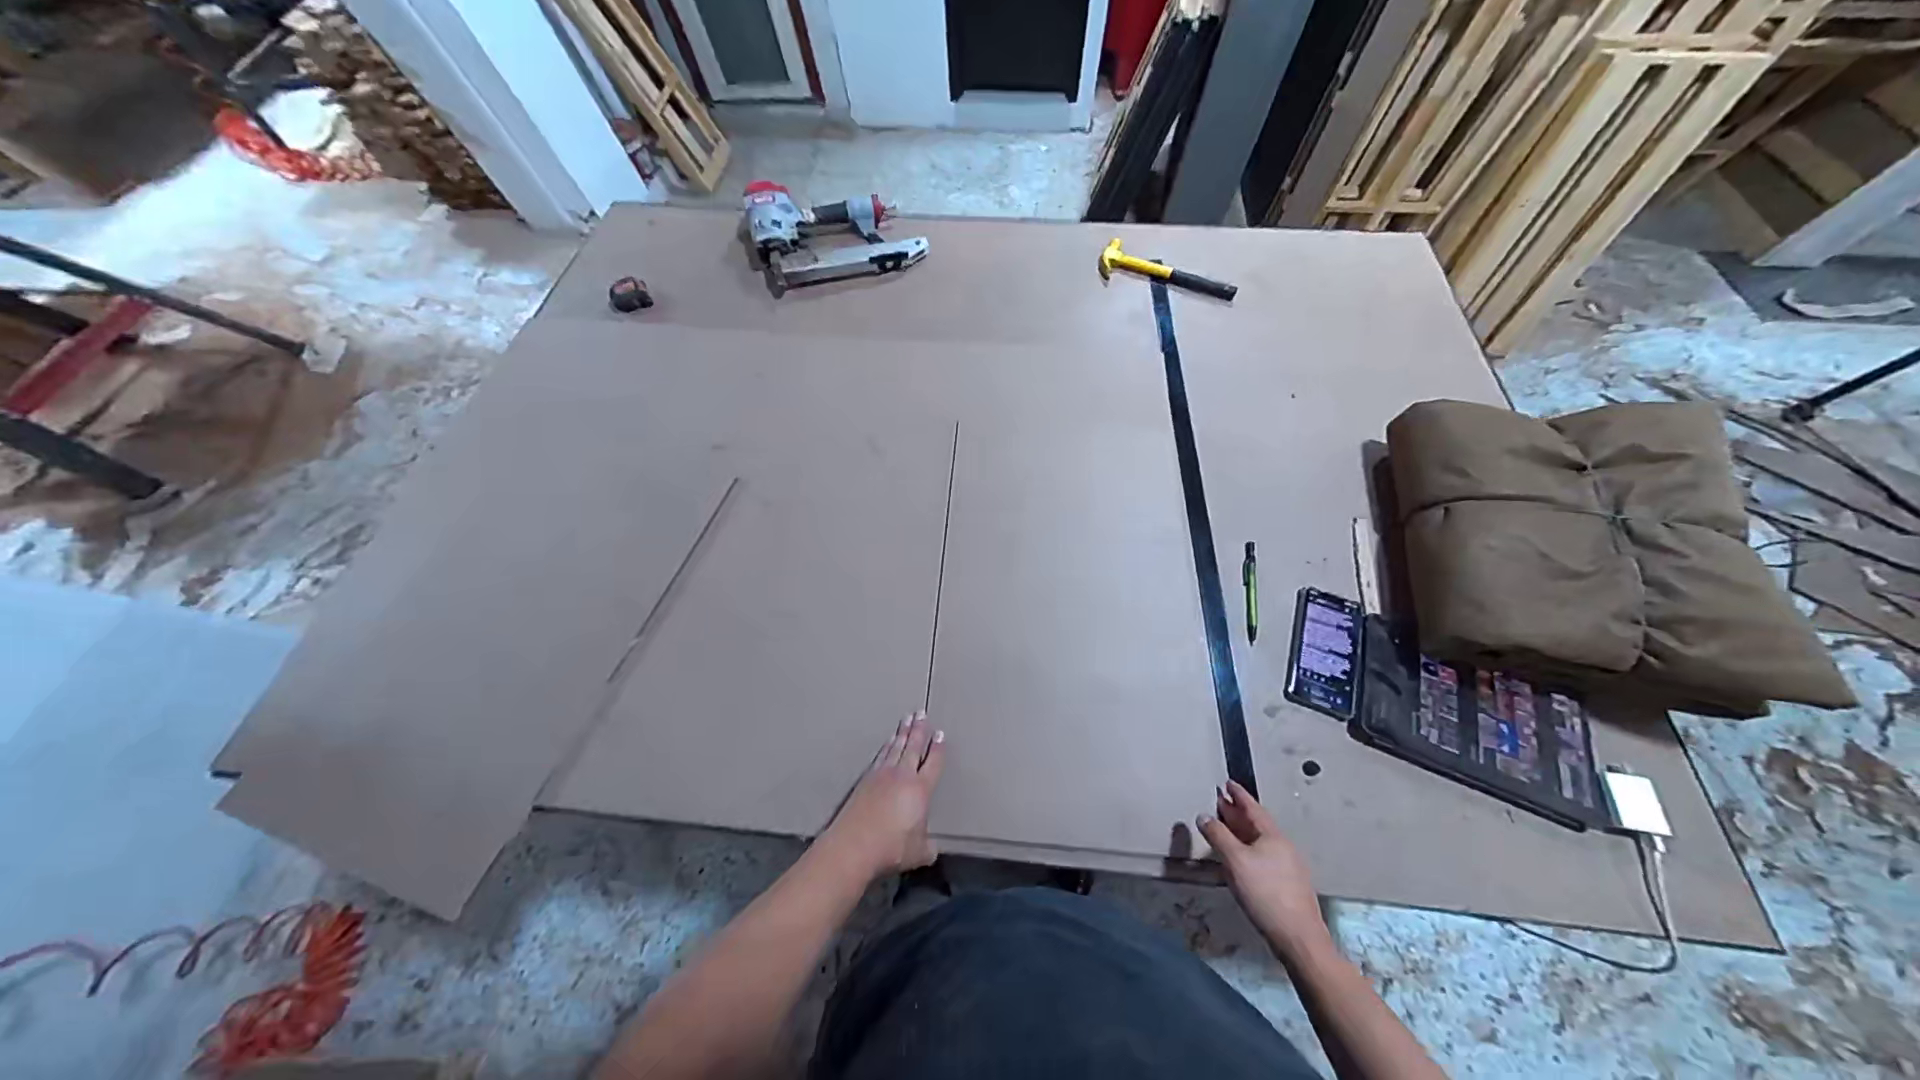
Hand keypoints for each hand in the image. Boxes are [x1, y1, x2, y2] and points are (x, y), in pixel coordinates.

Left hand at [819, 711, 944, 879]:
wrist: (854, 845)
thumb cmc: (891, 848)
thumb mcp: (918, 852)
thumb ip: (928, 846)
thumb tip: (931, 848)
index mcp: (921, 789)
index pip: (933, 763)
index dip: (938, 748)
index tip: (940, 734)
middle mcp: (902, 776)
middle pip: (913, 747)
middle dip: (919, 730)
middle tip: (921, 713)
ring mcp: (882, 775)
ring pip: (896, 747)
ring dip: (903, 733)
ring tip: (907, 720)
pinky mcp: (865, 780)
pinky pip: (881, 756)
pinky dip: (887, 746)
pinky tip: (888, 742)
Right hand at [1197, 780, 1330, 959]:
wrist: (1297, 937)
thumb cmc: (1265, 893)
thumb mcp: (1235, 861)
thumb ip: (1218, 835)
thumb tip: (1204, 816)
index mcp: (1273, 836)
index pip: (1253, 808)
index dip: (1239, 795)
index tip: (1228, 783)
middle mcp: (1283, 847)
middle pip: (1257, 824)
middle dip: (1237, 813)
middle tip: (1220, 803)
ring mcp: (1288, 867)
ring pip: (1260, 841)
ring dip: (1241, 831)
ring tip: (1225, 827)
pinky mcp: (1287, 885)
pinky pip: (1263, 856)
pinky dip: (1248, 848)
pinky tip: (1239, 858)